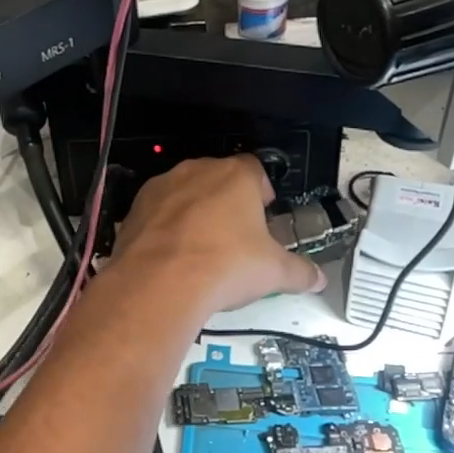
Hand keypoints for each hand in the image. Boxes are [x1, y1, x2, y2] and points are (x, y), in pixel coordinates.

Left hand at [107, 156, 324, 317]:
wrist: (160, 282)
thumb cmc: (224, 266)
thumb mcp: (274, 272)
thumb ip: (300, 271)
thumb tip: (317, 278)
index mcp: (236, 175)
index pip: (256, 169)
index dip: (262, 191)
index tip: (264, 213)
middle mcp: (197, 171)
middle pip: (218, 178)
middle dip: (228, 202)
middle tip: (236, 235)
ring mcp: (162, 186)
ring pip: (185, 193)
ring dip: (194, 212)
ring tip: (203, 249)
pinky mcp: (136, 208)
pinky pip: (157, 212)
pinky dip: (166, 227)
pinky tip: (173, 256)